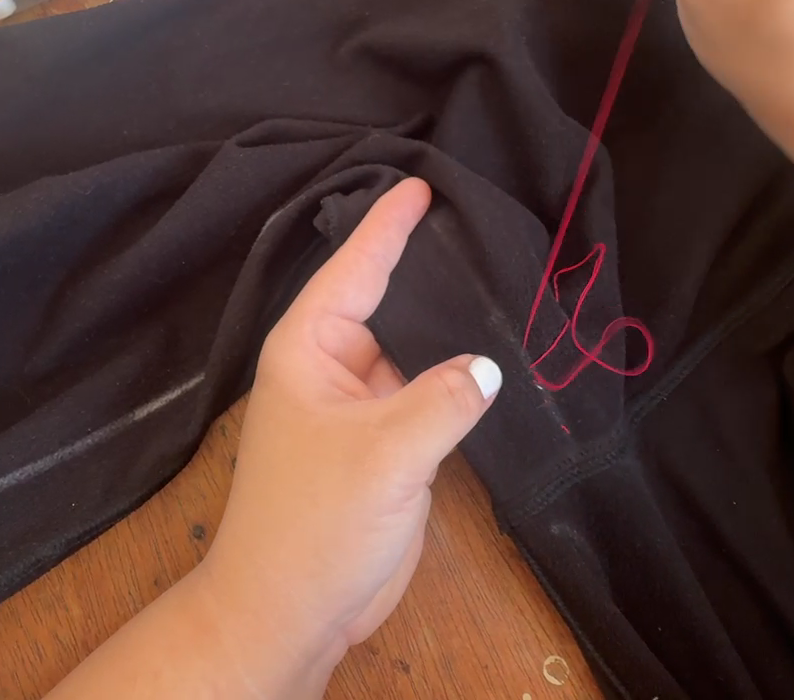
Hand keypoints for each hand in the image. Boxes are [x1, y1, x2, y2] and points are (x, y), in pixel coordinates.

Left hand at [196, 178, 500, 677]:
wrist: (293, 609)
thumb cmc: (316, 521)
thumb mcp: (382, 455)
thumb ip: (441, 401)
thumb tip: (488, 364)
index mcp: (310, 345)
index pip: (355, 267)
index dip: (388, 225)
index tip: (422, 183)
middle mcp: (333, 362)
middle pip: (385, 297)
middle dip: (425, 264)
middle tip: (479, 219)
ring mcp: (361, 401)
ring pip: (410, 344)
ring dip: (445, 320)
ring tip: (500, 275)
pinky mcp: (385, 437)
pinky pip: (424, 387)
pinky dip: (454, 370)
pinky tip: (494, 353)